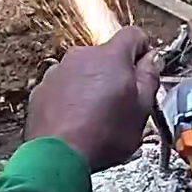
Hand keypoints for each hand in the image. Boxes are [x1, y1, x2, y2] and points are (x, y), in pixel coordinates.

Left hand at [25, 27, 161, 170]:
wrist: (59, 156)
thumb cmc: (104, 135)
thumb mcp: (142, 109)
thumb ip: (149, 77)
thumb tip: (152, 60)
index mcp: (111, 56)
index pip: (133, 35)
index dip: (142, 52)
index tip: (144, 70)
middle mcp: (81, 57)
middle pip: (104, 57)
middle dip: (114, 75)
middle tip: (119, 104)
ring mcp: (57, 73)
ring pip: (81, 73)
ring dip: (89, 88)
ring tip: (93, 119)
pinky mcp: (40, 91)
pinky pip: (61, 89)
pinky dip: (68, 101)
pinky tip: (73, 123)